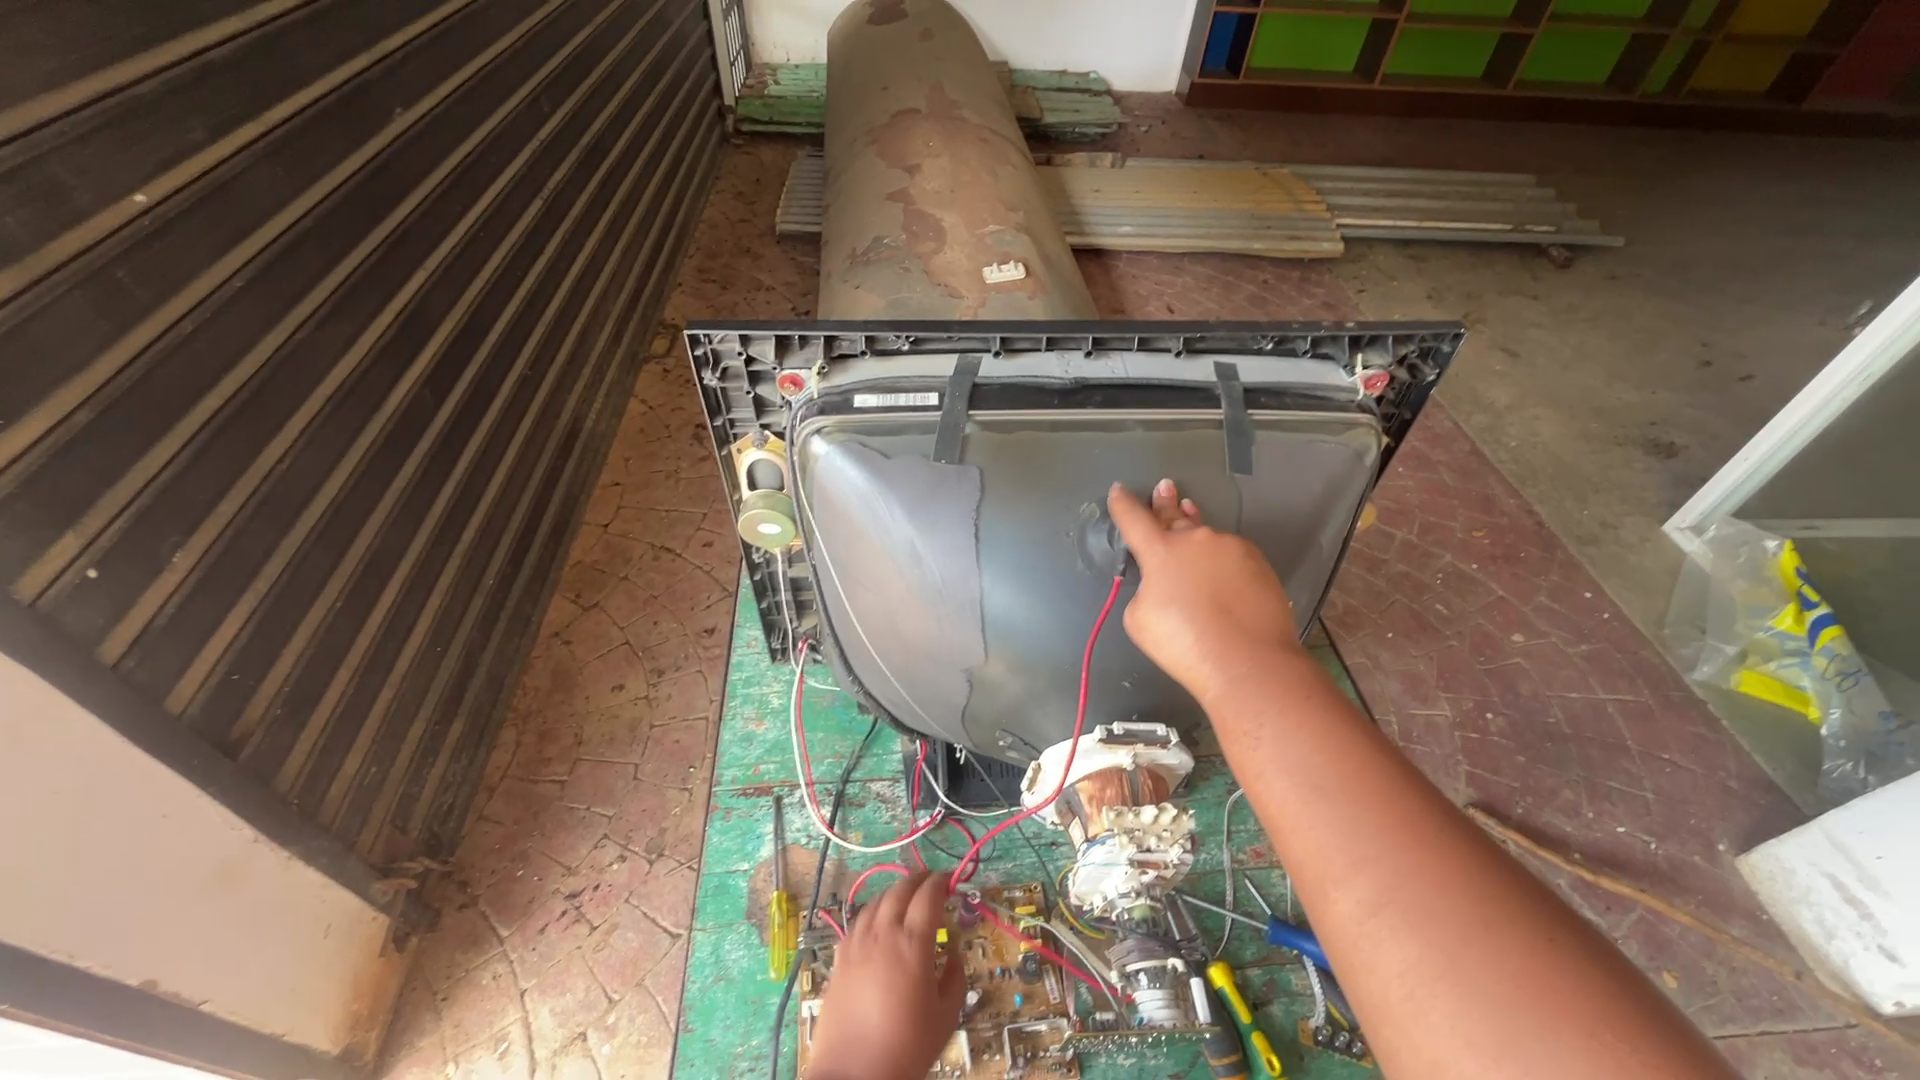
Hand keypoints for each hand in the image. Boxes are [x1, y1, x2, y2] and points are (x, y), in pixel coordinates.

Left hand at [807, 872, 964, 1079]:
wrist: (854, 1074)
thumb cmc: (906, 1047)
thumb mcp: (946, 1016)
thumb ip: (955, 976)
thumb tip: (954, 952)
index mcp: (913, 943)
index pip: (929, 896)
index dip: (942, 882)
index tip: (951, 881)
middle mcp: (883, 934)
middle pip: (900, 890)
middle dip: (918, 880)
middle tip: (931, 881)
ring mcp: (857, 943)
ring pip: (876, 901)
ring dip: (894, 893)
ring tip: (906, 897)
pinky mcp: (839, 957)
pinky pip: (857, 921)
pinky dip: (872, 912)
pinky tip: (877, 922)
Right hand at [1107, 479, 1301, 707]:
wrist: (1249, 662)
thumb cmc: (1184, 644)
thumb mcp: (1139, 619)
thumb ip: (1147, 589)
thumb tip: (1165, 584)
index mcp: (1160, 551)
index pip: (1134, 519)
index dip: (1123, 504)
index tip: (1118, 491)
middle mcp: (1196, 540)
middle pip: (1174, 516)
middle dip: (1166, 503)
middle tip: (1166, 487)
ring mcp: (1231, 547)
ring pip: (1206, 538)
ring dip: (1196, 537)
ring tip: (1193, 535)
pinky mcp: (1258, 562)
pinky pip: (1231, 555)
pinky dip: (1222, 562)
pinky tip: (1223, 580)